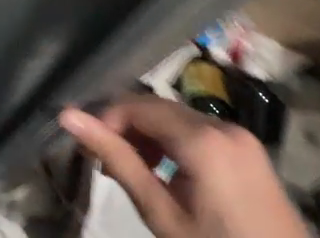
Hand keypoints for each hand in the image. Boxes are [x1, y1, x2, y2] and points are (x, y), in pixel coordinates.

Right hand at [61, 97, 307, 237]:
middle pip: (158, 108)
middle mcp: (224, 126)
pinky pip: (201, 134)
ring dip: (149, 137)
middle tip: (105, 164)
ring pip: (178, 120)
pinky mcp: (252, 154)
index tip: (89, 152)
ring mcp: (242, 139)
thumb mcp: (162, 213)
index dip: (106, 121)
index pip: (137, 106)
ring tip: (132, 172)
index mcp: (203, 138)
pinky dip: (176, 146)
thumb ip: (116, 159)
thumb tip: (67, 116)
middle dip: (127, 129)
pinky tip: (166, 175)